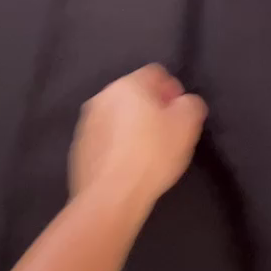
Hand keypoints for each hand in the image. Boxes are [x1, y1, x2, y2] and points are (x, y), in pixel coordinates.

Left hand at [69, 65, 206, 212]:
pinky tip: (128, 165)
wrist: (110, 197)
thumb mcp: (186, 126)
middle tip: (167, 133)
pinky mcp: (79, 147)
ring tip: (147, 152)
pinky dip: (117, 144)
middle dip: (152, 108)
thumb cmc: (151, 155)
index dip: (173, 91)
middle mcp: (103, 96)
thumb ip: (191, 104)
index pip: (156, 73)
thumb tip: (184, 103)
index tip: (181, 114)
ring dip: (132, 126)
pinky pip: (105, 137)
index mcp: (128, 84)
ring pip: (118, 115)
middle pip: (135, 93)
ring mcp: (87, 121)